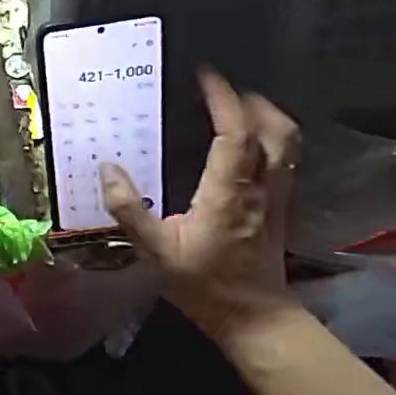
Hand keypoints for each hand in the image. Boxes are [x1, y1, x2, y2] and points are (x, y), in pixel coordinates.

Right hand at [101, 68, 300, 345]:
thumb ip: (130, 210)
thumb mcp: (155, 251)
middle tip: (222, 88)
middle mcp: (260, 187)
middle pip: (275, 130)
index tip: (206, 75)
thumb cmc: (203, 285)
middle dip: (251, 101)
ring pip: (287, 143)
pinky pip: (285, 158)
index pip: (235, 135)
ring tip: (239, 106)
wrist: (254, 318)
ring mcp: (276, 196)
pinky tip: (249, 141)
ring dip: (268, 115)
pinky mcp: (280, 206)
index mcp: (228, 193)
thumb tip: (108, 169)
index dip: (224, 100)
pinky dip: (271, 136)